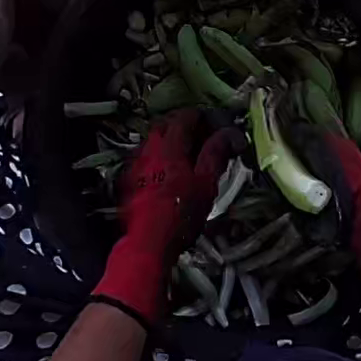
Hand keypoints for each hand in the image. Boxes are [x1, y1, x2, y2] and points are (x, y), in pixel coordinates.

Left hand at [91, 110, 239, 325]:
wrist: (148, 244)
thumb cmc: (181, 214)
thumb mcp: (205, 183)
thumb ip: (215, 154)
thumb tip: (230, 133)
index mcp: (169, 146)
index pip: (185, 117)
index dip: (202, 117)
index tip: (214, 123)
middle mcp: (149, 149)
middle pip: (165, 125)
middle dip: (184, 125)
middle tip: (201, 135)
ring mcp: (136, 164)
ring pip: (153, 141)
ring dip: (170, 140)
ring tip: (187, 153)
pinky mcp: (130, 180)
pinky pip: (146, 157)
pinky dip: (159, 157)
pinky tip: (169, 172)